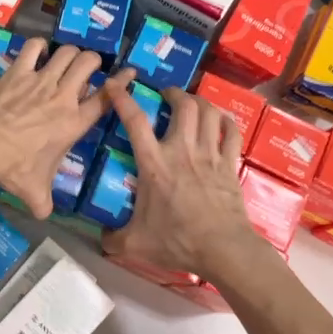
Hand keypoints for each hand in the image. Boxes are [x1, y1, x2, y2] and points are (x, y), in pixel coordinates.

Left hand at [0, 39, 122, 217]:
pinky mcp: (19, 71)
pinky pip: (34, 47)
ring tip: (66, 58)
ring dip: (69, 52)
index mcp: (75, 122)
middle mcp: (64, 97)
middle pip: (89, 63)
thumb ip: (44, 202)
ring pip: (67, 52)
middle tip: (86, 68)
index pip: (107, 98)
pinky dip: (38, 46)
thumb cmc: (17, 167)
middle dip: (92, 61)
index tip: (129, 72)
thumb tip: (43, 215)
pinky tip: (37, 52)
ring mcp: (42, 80)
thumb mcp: (35, 190)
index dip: (122, 83)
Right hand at [103, 85, 262, 276]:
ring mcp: (210, 155)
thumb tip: (101, 239)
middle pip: (182, 106)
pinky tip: (219, 120)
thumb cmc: (176, 242)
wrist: (222, 249)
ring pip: (208, 112)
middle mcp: (182, 151)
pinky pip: (231, 132)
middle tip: (165, 95)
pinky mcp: (230, 165)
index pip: (135, 121)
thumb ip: (113, 239)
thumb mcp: (134, 244)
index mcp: (154, 164)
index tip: (115, 84)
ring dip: (198, 101)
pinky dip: (225, 120)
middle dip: (173, 93)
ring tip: (190, 102)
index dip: (123, 98)